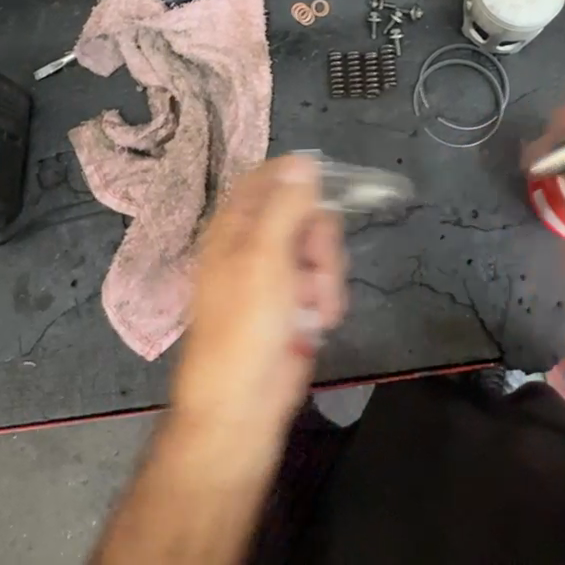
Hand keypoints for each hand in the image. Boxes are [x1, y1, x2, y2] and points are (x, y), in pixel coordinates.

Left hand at [171, 155, 347, 437]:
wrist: (243, 404)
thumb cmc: (245, 326)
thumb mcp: (265, 257)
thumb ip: (286, 205)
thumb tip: (303, 160)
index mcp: (236, 225)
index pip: (270, 178)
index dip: (301, 181)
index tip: (327, 196)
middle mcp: (255, 243)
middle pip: (305, 213)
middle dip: (321, 242)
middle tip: (317, 268)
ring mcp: (277, 275)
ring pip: (320, 249)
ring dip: (328, 277)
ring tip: (317, 309)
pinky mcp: (296, 303)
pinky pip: (324, 282)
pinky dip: (328, 300)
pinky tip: (319, 323)